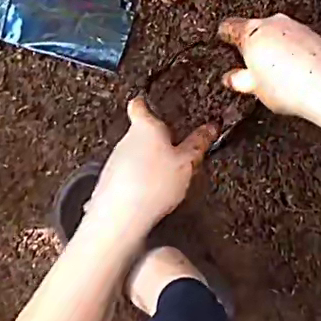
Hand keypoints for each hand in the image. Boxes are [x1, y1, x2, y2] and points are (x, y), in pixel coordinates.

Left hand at [80, 98, 213, 241]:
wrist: (118, 218)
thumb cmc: (151, 184)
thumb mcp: (187, 162)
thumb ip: (199, 142)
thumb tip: (210, 127)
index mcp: (145, 127)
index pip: (140, 105)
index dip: (146, 102)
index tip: (150, 102)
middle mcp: (126, 140)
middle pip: (141, 132)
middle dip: (156, 139)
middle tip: (177, 149)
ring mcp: (115, 162)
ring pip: (134, 155)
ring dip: (148, 162)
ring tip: (168, 177)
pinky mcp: (110, 183)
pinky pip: (128, 176)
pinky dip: (140, 181)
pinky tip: (153, 195)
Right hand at [217, 14, 320, 118]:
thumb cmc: (288, 87)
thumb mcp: (254, 88)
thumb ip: (239, 80)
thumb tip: (231, 77)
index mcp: (252, 33)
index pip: (231, 27)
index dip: (225, 34)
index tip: (223, 36)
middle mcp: (273, 23)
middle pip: (255, 29)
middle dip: (253, 45)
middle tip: (253, 66)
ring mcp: (295, 27)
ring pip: (277, 33)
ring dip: (274, 46)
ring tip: (277, 72)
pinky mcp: (313, 35)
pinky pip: (295, 39)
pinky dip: (291, 49)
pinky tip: (295, 68)